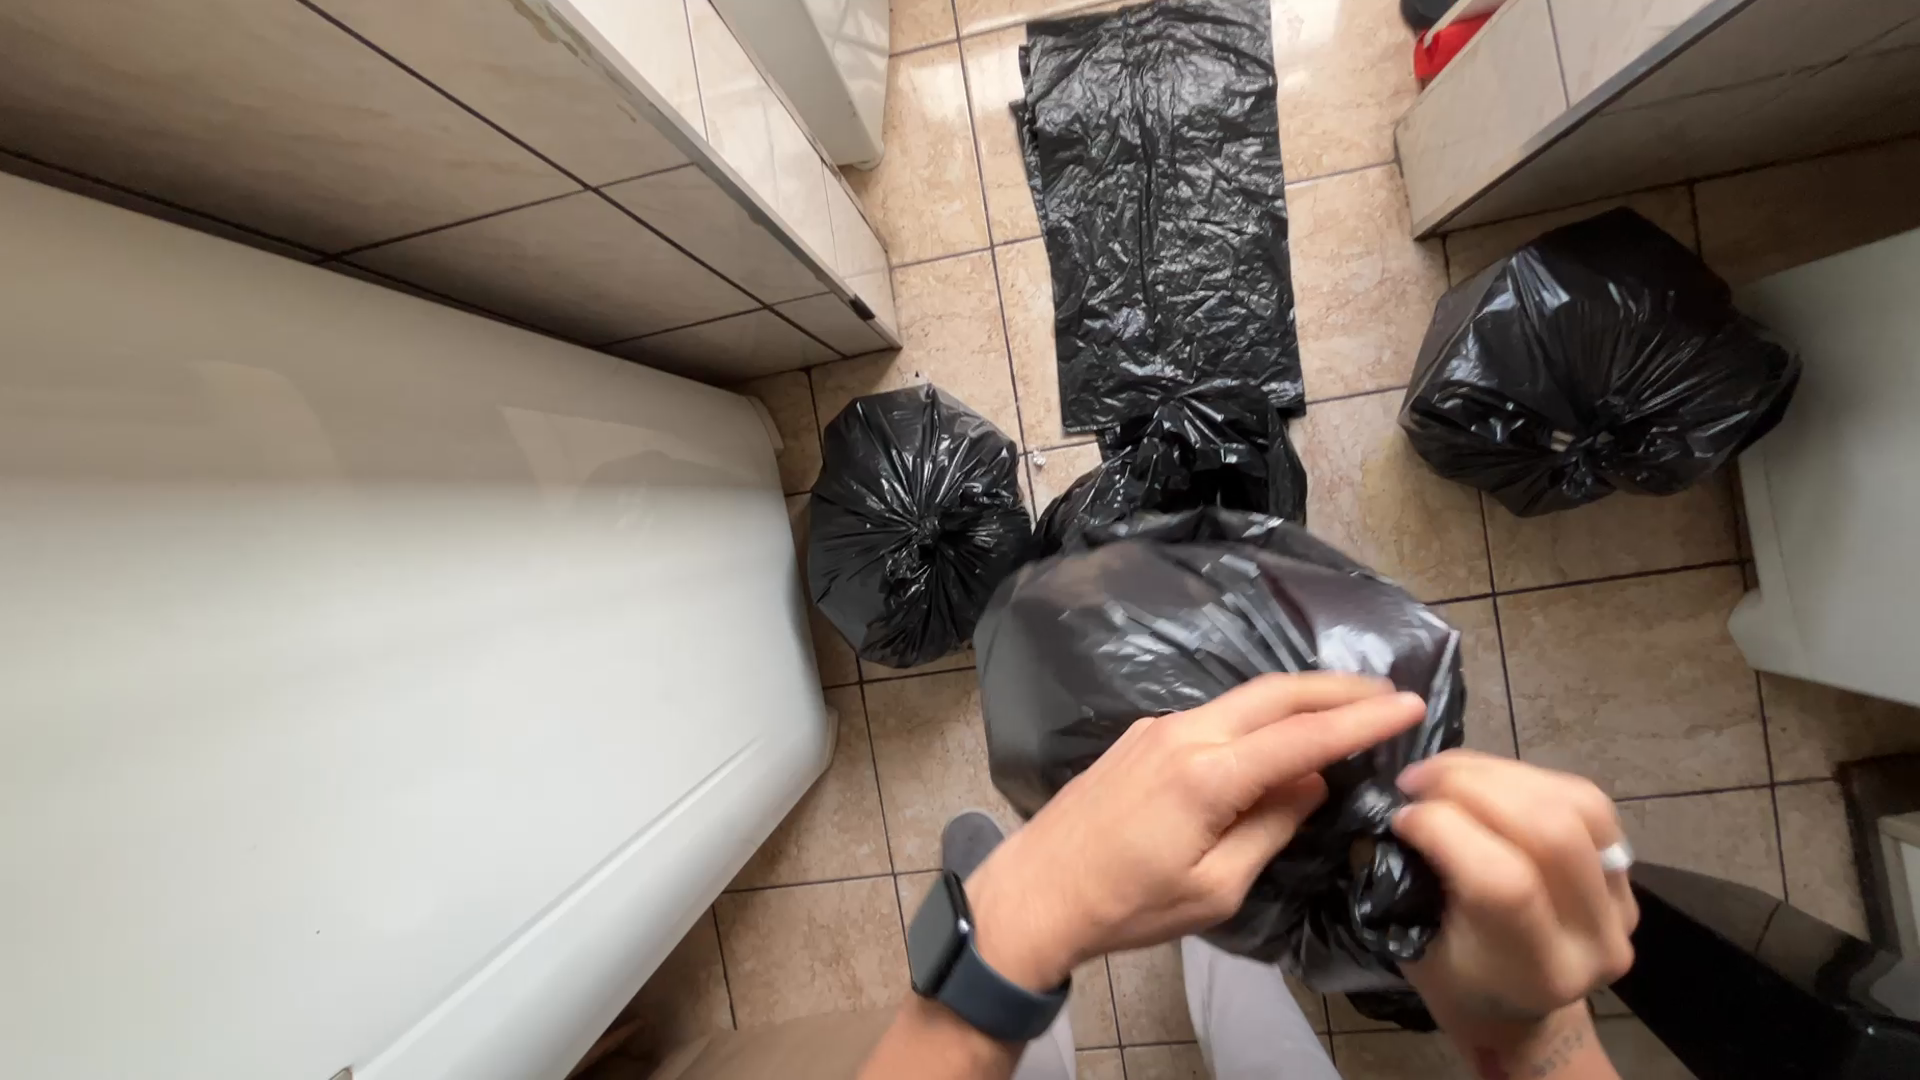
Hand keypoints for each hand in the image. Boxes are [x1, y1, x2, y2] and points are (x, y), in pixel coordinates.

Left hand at [962, 673, 1427, 990]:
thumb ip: (1269, 825)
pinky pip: (1212, 715)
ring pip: (1240, 701)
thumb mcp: (1215, 886)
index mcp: (1206, 774)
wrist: (1040, 887)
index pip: (1301, 737)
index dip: (1361, 720)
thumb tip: (1309, 780)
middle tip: (1385, 691)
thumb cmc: (1128, 903)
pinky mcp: (1139, 736)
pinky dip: (1256, 717)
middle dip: (1333, 689)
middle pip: (1270, 695)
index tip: (1410, 704)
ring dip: (1294, 700)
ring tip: (1343, 707)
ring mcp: (1155, 728)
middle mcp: (1181, 733)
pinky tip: (1276, 730)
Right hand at [1392, 751, 1637, 1072]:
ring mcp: (1621, 902)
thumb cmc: (1444, 968)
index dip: (1442, 828)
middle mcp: (1594, 940)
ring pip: (1574, 804)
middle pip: (1548, 830)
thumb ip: (1398, 878)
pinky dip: (1520, 773)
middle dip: (1466, 784)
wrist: (1511, 996)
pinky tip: (1479, 778)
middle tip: (1413, 782)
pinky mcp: (1625, 869)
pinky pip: (1584, 799)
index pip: (1504, 881)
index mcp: (1534, 969)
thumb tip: (1392, 808)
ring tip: (1441, 773)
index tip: (1398, 818)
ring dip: (1491, 771)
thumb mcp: (1404, 938)